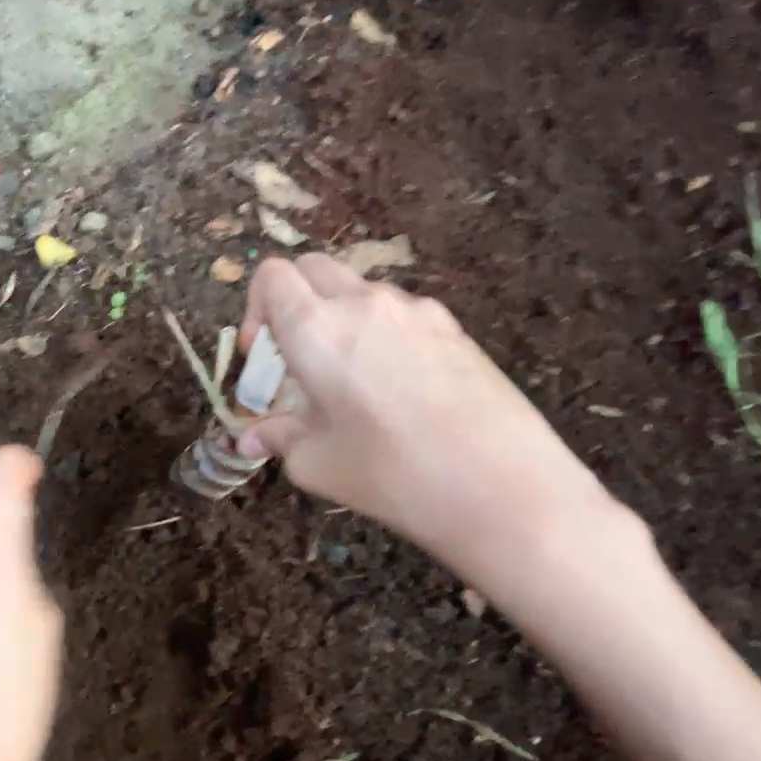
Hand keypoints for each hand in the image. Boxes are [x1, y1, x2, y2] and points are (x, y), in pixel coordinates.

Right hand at [237, 255, 633, 584]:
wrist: (508, 491)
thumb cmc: (393, 475)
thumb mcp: (316, 464)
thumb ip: (277, 438)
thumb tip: (251, 439)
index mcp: (316, 328)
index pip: (270, 276)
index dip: (254, 308)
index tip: (263, 356)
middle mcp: (362, 304)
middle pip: (312, 269)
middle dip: (292, 301)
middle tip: (296, 356)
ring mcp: (415, 312)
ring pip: (359, 290)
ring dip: (338, 317)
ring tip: (348, 378)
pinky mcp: (455, 330)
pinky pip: (400, 314)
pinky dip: (381, 333)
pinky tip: (398, 389)